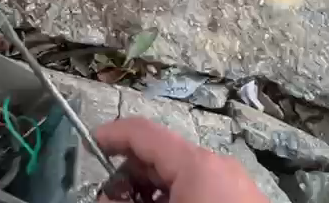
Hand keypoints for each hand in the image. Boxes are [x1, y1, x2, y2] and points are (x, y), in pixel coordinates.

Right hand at [94, 117, 266, 202]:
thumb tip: (104, 199)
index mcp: (195, 163)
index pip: (141, 131)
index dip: (110, 136)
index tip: (89, 148)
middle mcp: (218, 165)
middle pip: (161, 154)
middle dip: (131, 174)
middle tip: (112, 200)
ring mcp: (238, 187)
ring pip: (181, 175)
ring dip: (153, 191)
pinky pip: (203, 191)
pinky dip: (178, 199)